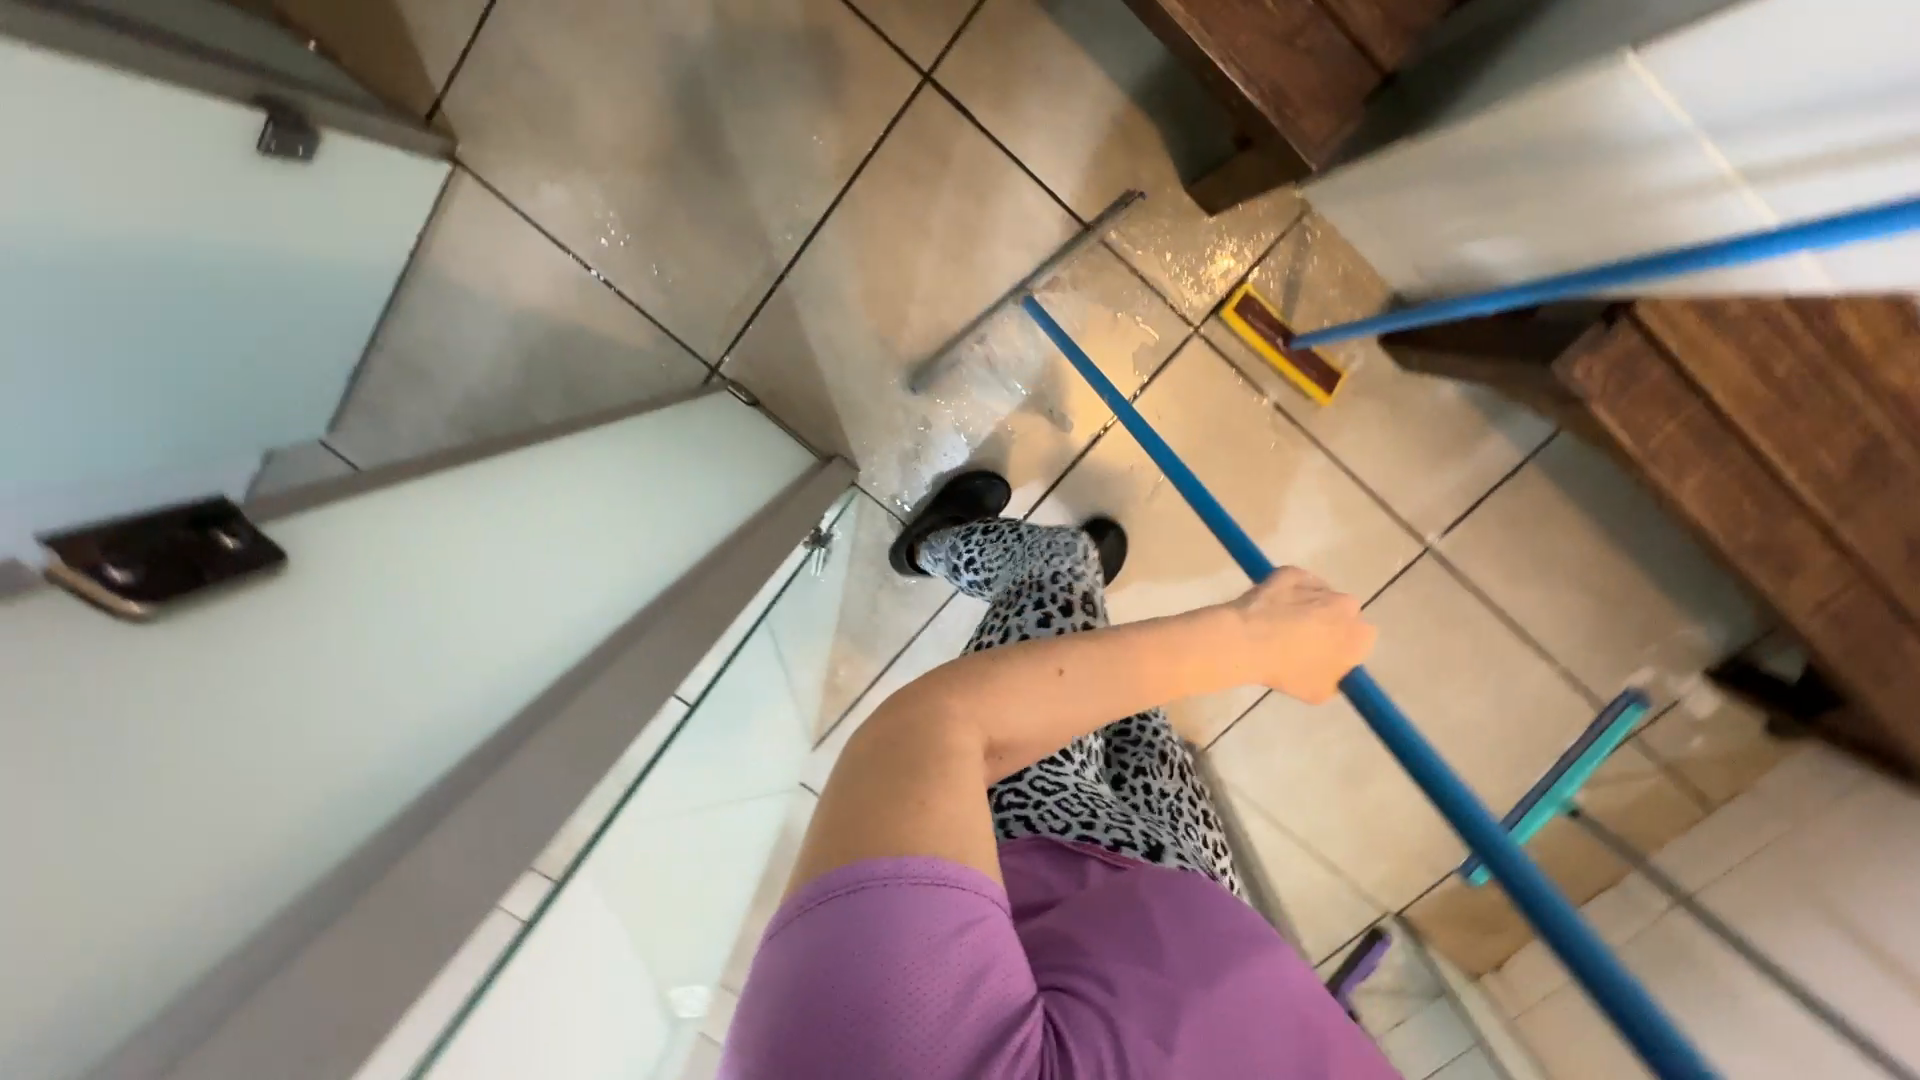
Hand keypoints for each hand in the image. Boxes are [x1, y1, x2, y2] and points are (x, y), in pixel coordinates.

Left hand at [1225, 567, 1376, 703]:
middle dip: (1327, 624)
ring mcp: (1318, 584)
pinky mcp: (1291, 571)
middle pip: (1342, 614)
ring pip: (1319, 596)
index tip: (1324, 657)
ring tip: (1279, 624)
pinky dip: (1286, 590)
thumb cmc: (1286, 671)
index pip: (1360, 641)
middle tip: (1301, 640)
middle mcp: (1346, 604)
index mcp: (1361, 635)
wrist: (1246, 641)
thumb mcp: (1319, 692)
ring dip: (1307, 606)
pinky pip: (1294, 581)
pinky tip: (1270, 606)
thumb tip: (1329, 670)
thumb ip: (1334, 678)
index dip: (1342, 649)